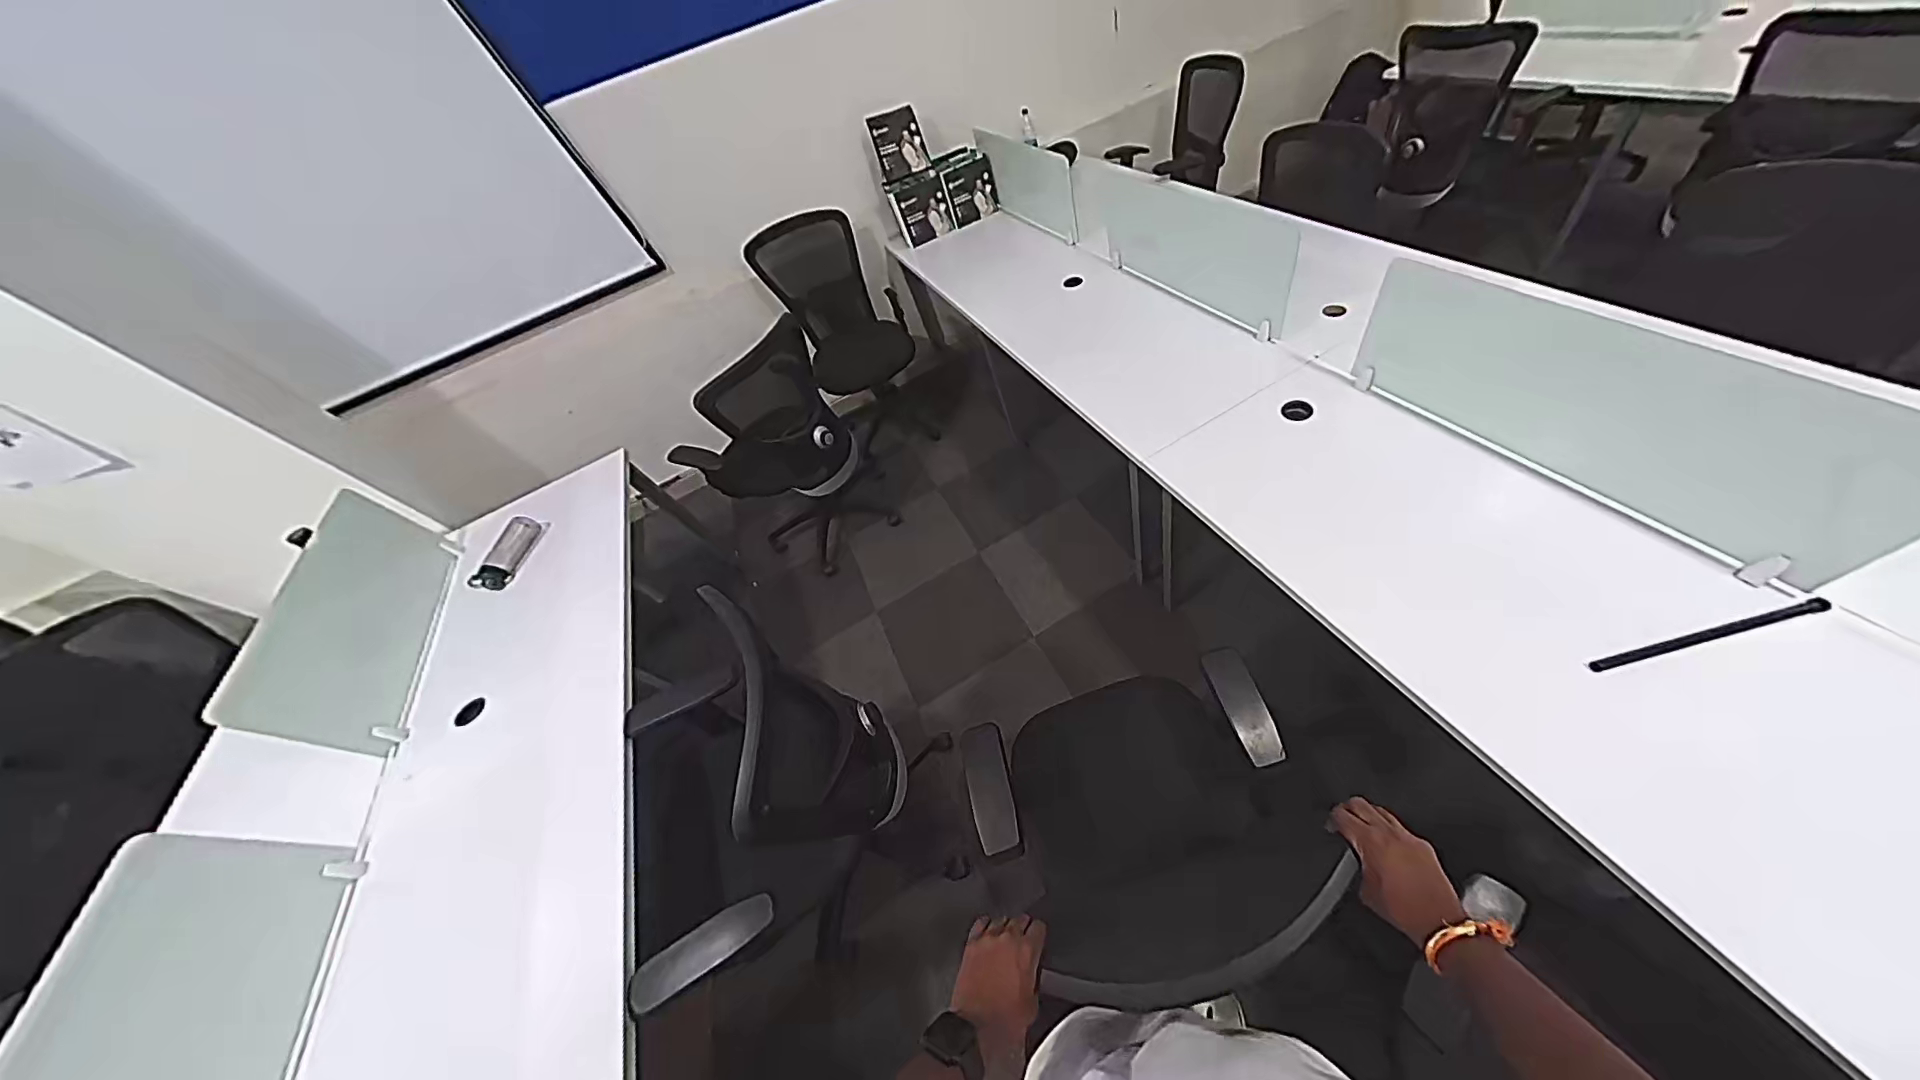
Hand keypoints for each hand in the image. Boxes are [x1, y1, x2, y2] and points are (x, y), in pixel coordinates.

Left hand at [951, 915, 1045, 1058]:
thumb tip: (1030, 974)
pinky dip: (985, 926)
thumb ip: (1034, 978)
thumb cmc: (1006, 1019)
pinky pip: (980, 923)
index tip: (1038, 936)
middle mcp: (1008, 939)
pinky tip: (987, 933)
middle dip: (1023, 927)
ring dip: (1004, 927)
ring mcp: (987, 939)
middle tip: (1022, 937)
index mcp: (1027, 951)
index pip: (1038, 927)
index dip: (1038, 932)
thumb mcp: (1032, 1001)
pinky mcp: (971, 944)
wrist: (977, 1026)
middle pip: (1019, 919)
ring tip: (1004, 937)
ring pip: (1000, 919)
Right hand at [1329, 797, 1465, 944]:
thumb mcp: (1364, 889)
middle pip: (1360, 803)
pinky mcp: (1424, 846)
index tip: (1331, 827)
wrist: (1438, 923)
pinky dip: (1389, 829)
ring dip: (1369, 816)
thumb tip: (1353, 859)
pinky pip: (1400, 827)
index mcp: (1370, 841)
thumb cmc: (1404, 911)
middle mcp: (1389, 834)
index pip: (1342, 814)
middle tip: (1343, 821)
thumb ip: (1355, 863)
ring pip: (1381, 811)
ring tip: (1364, 829)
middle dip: (1347, 809)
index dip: (1332, 819)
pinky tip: (1387, 843)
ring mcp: (1408, 837)